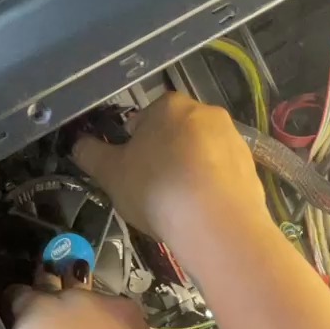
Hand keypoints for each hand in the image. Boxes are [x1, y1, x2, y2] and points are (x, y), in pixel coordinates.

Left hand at [2, 284, 210, 328]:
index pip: (129, 328)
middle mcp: (112, 313)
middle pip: (95, 303)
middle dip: (83, 311)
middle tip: (70, 327)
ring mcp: (74, 304)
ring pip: (60, 287)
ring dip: (50, 290)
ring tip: (41, 291)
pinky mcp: (38, 307)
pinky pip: (23, 295)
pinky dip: (17, 301)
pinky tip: (11, 305)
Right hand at [71, 92, 271, 246]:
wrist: (217, 223)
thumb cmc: (156, 187)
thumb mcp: (111, 173)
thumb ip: (90, 154)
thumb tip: (77, 144)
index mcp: (169, 105)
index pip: (144, 117)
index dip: (132, 143)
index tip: (129, 168)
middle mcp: (205, 112)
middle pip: (175, 132)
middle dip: (163, 153)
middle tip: (150, 186)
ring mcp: (233, 139)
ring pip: (200, 152)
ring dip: (188, 169)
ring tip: (176, 203)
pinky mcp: (252, 167)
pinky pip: (222, 174)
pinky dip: (210, 187)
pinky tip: (200, 212)